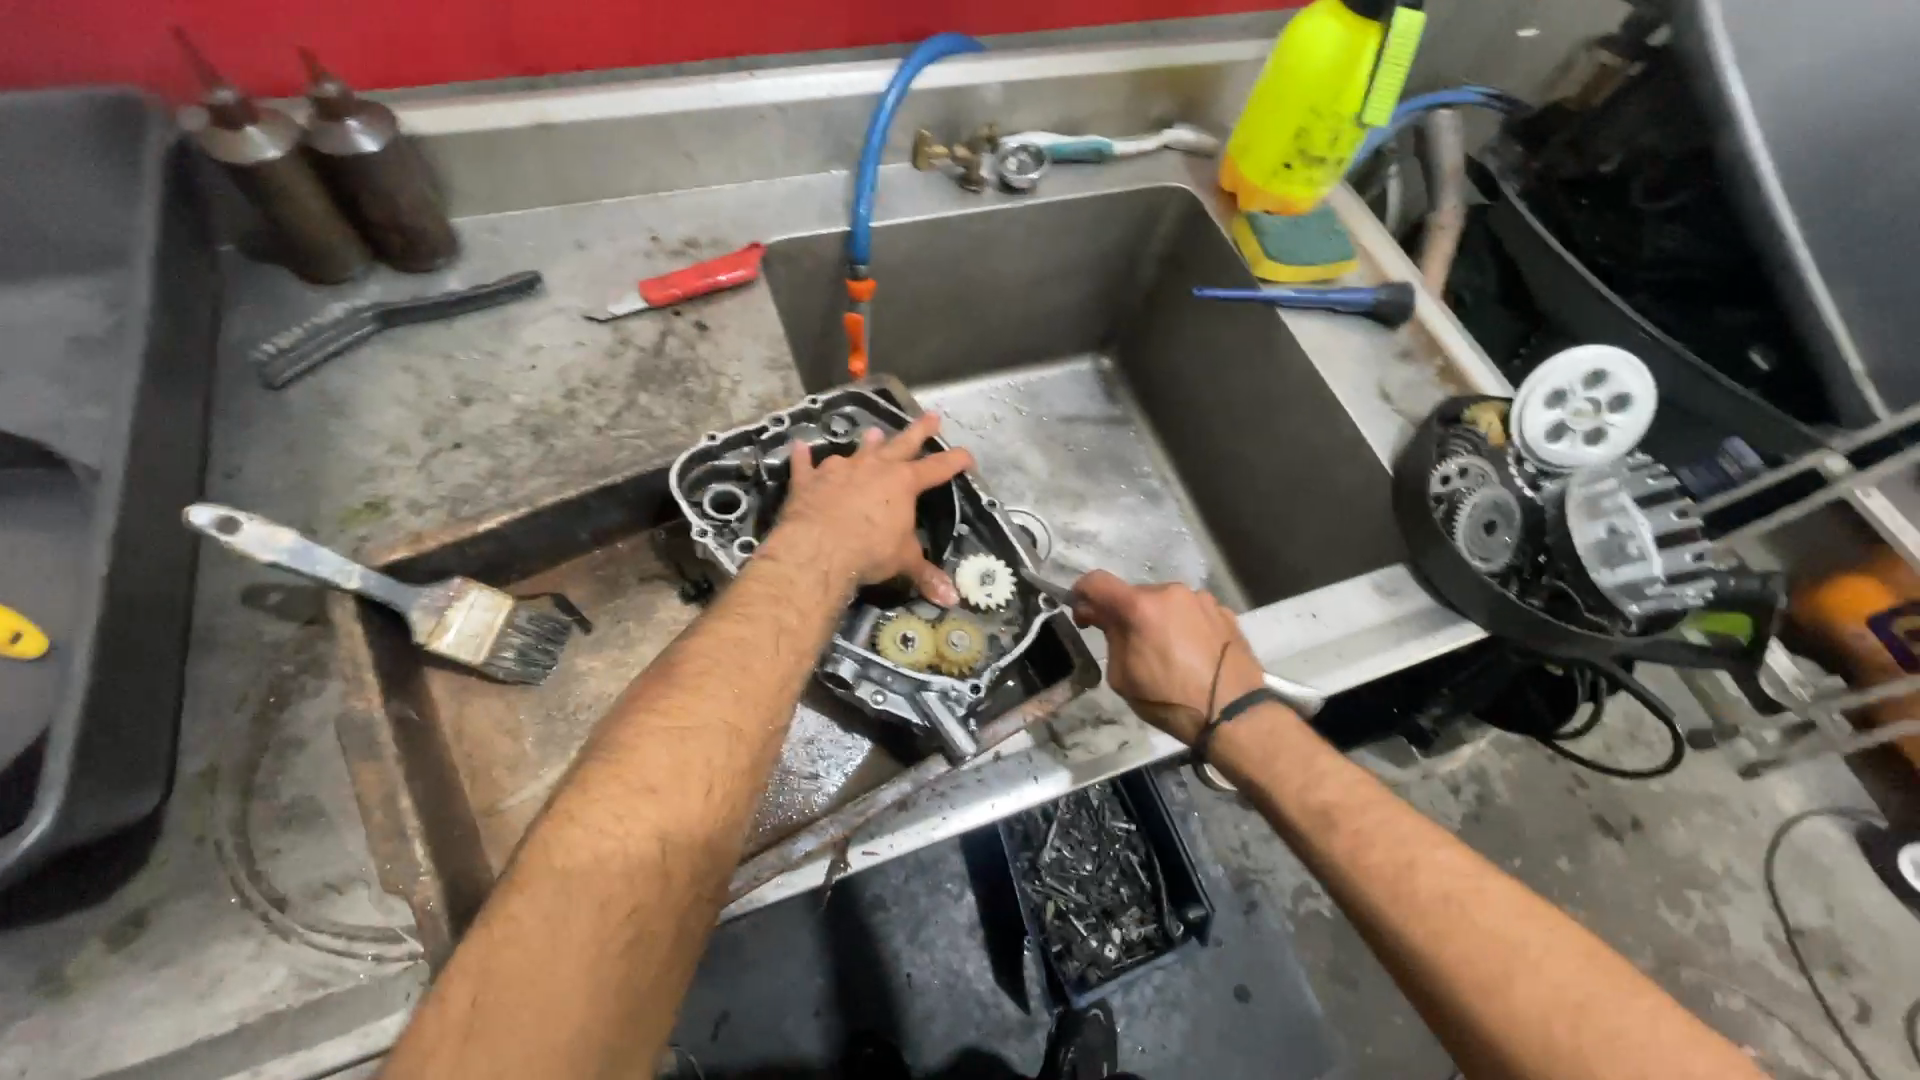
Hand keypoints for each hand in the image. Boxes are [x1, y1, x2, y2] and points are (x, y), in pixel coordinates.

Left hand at [771, 411, 974, 604]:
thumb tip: (951, 600)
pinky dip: (803, 457)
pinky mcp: (809, 481)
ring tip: (874, 432)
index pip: (937, 468)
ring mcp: (840, 470)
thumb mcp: (903, 562)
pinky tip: (799, 446)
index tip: (967, 456)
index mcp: (903, 483)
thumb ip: (925, 575)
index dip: (955, 461)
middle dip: (919, 431)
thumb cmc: (870, 552)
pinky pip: (806, 465)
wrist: (818, 549)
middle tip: (931, 417)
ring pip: (858, 451)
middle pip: (902, 444)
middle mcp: (874, 468)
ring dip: (867, 443)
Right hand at [1070, 571, 1270, 743]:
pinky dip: (1183, 625)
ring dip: (1157, 618)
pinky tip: (1191, 652)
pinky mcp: (1224, 612)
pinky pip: (1192, 612)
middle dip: (1125, 614)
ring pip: (1166, 603)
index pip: (1097, 582)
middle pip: (1135, 595)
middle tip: (1128, 644)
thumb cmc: (1170, 699)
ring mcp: (1202, 599)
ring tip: (1167, 651)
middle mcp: (1171, 592)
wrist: (1235, 713)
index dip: (1082, 593)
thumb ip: (1111, 638)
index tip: (1083, 613)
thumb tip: (1107, 619)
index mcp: (1140, 607)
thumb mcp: (1123, 677)